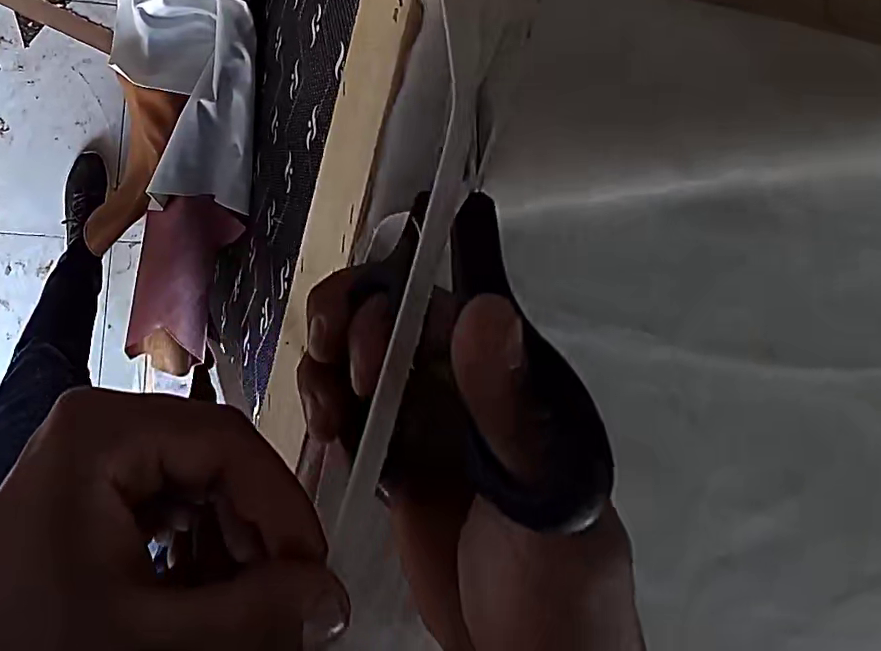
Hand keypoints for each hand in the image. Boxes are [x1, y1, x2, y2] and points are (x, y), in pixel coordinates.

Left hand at [0, 389, 350, 650]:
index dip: (281, 504)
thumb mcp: (145, 640)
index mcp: (102, 428)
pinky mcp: (91, 486)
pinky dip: (199, 551)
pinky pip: (168, 503)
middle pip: (212, 458)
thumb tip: (334, 601)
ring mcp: (94, 451)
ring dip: (233, 546)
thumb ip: (248, 618)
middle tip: (292, 602)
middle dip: (257, 532)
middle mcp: (101, 421)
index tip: (317, 574)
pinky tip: (209, 601)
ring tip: (253, 610)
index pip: (224, 440)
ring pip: (197, 482)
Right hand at [297, 267, 643, 649]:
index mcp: (497, 371)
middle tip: (329, 365)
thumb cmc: (557, 577)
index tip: (363, 351)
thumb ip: (507, 405)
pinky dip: (323, 405)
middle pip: (384, 317)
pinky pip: (345, 408)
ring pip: (356, 357)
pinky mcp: (388, 456)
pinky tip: (325, 433)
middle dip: (346, 327)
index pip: (432, 303)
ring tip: (325, 412)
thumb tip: (485, 309)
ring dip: (325, 366)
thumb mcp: (540, 488)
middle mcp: (453, 382)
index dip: (387, 304)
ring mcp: (417, 418)